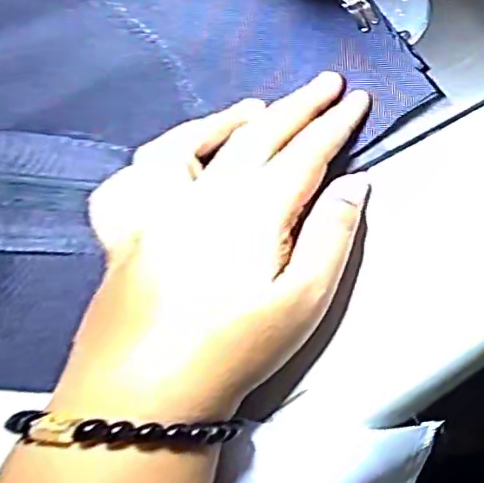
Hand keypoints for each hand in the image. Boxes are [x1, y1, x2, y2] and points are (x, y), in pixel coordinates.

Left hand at [50, 73, 372, 420]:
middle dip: (298, 106)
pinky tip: (174, 156)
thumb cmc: (237, 347)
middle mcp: (198, 201)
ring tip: (256, 108)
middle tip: (326, 85)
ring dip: (229, 119)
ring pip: (187, 145)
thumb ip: (334, 232)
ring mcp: (153, 215)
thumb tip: (352, 183)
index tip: (359, 101)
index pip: (304, 153)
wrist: (141, 397)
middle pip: (255, 137)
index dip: (336, 123)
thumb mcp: (309, 295)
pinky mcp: (124, 236)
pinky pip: (131, 179)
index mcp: (250, 213)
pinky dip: (159, 155)